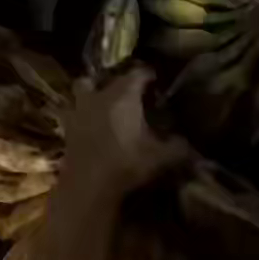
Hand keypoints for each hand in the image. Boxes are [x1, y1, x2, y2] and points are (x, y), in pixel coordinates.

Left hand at [60, 68, 185, 197]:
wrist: (88, 186)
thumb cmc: (127, 164)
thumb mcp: (161, 157)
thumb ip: (179, 148)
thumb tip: (191, 145)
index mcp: (124, 96)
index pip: (139, 73)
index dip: (150, 75)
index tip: (158, 80)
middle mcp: (100, 96)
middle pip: (109, 77)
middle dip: (121, 81)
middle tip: (134, 92)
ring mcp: (80, 110)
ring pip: (84, 87)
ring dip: (93, 90)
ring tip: (105, 101)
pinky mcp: (67, 128)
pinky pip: (75, 111)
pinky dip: (84, 113)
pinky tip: (92, 124)